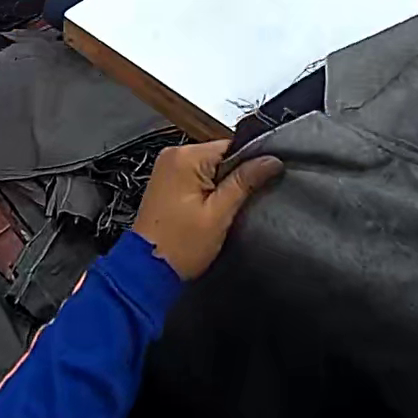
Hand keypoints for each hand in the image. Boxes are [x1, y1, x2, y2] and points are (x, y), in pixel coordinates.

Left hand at [134, 140, 283, 279]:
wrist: (147, 271)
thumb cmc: (179, 246)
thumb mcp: (219, 214)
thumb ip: (245, 182)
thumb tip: (270, 161)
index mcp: (185, 157)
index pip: (231, 146)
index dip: (249, 165)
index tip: (257, 185)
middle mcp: (172, 155)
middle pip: (220, 156)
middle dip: (233, 178)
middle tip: (234, 205)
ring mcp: (166, 168)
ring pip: (209, 167)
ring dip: (219, 186)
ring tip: (219, 211)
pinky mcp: (166, 182)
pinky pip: (196, 176)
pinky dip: (206, 191)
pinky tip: (206, 211)